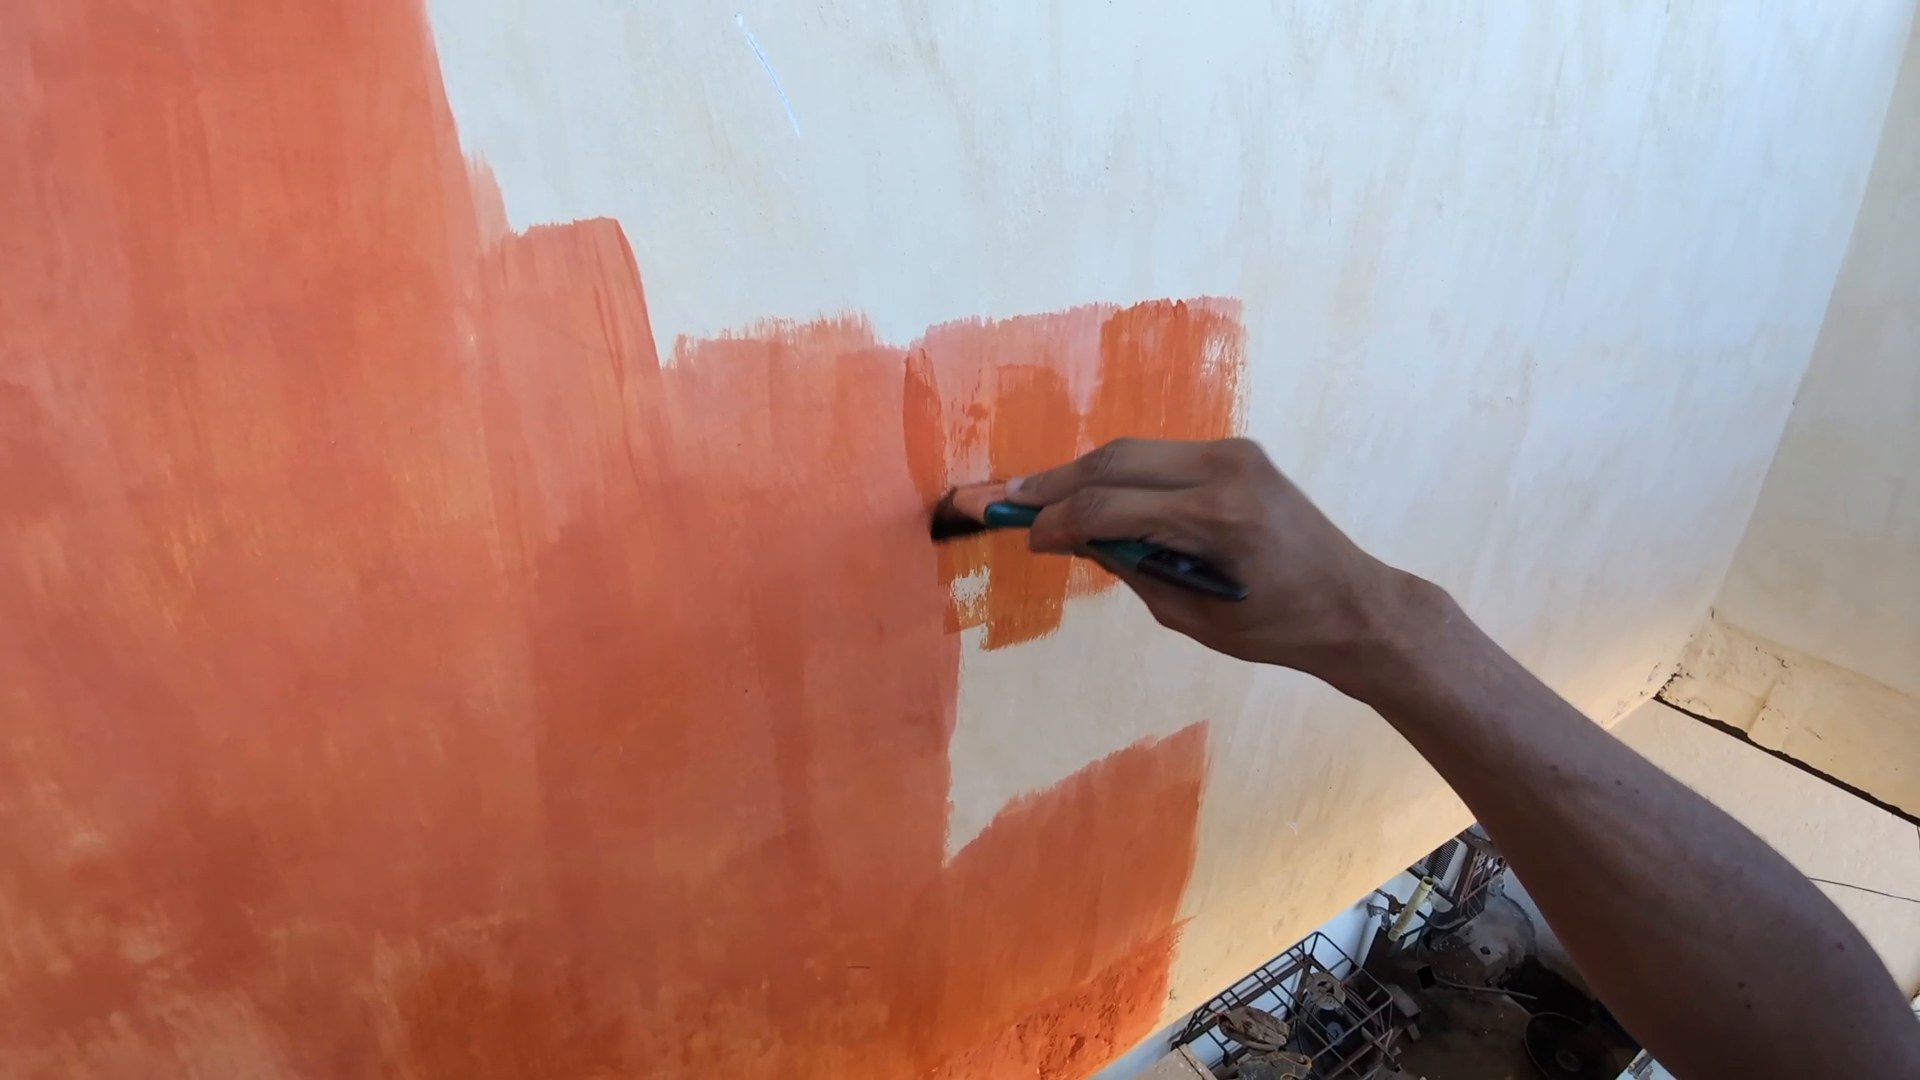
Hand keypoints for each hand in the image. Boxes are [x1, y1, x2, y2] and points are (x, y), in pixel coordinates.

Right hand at [1011, 438, 1436, 690]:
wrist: (1354, 602)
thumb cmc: (1276, 629)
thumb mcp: (1190, 615)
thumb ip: (1128, 567)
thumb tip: (1072, 536)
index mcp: (1216, 517)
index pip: (1108, 505)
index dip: (1056, 520)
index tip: (1025, 537)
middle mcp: (1223, 467)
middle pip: (1112, 460)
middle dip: (1053, 482)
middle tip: (1005, 500)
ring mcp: (1232, 451)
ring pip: (1130, 450)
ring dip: (1080, 473)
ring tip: (1037, 496)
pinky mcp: (1234, 451)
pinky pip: (1156, 456)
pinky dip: (1115, 474)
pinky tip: (1088, 492)